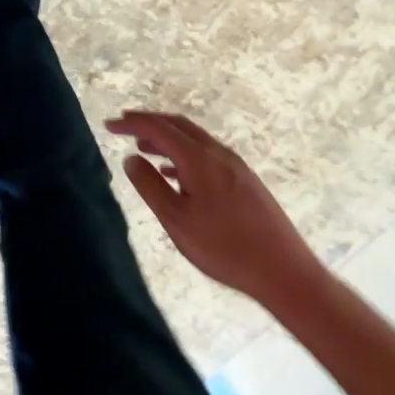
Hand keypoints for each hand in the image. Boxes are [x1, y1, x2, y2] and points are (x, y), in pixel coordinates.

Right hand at [106, 111, 326, 307]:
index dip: (131, 123)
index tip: (109, 124)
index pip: (157, 127)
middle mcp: (218, 153)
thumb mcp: (176, 220)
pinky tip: (176, 173)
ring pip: (194, 139)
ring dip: (167, 138)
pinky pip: (207, 153)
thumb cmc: (224, 247)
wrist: (285, 272)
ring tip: (144, 148)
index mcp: (198, 158)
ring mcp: (235, 166)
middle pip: (178, 125)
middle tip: (124, 127)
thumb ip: (149, 186)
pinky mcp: (245, 181)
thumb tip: (131, 158)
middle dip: (149, 123)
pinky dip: (184, 153)